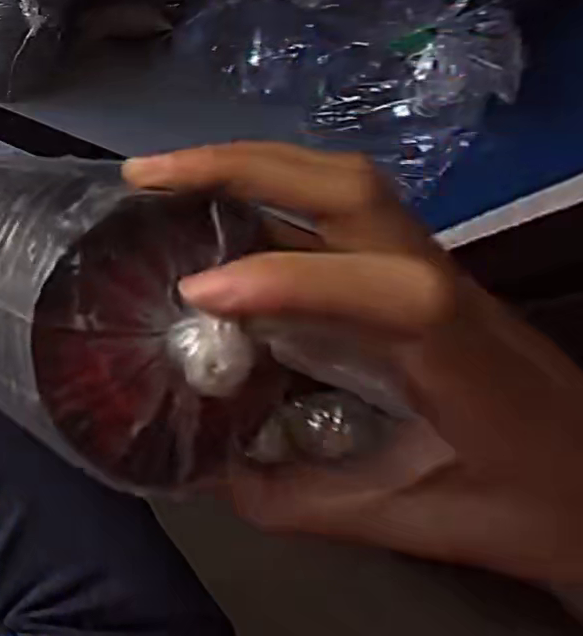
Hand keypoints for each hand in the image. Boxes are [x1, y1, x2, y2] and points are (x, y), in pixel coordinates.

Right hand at [125, 142, 582, 584]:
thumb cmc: (541, 501)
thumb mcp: (431, 522)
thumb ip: (311, 500)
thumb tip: (203, 473)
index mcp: (468, 356)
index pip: (393, 292)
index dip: (286, 281)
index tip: (193, 294)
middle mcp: (441, 287)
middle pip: (350, 190)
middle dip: (235, 169)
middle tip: (143, 176)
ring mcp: (416, 262)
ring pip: (332, 178)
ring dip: (233, 163)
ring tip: (154, 173)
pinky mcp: (388, 258)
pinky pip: (313, 198)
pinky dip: (244, 180)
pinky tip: (192, 196)